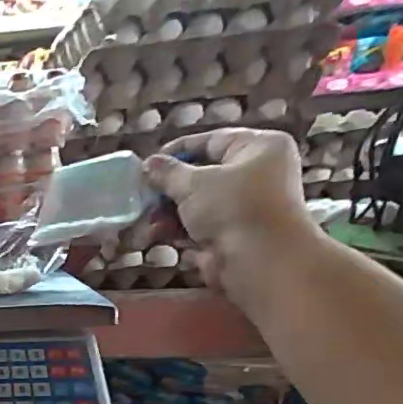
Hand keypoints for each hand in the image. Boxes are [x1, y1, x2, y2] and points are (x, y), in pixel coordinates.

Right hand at [143, 130, 320, 284]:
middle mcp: (256, 176)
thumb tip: (147, 164)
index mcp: (258, 148)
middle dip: (169, 190)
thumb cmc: (232, 208)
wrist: (259, 262)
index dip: (178, 151)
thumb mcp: (194, 184)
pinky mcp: (232, 238)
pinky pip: (200, 229)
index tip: (150, 163)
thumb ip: (167, 173)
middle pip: (203, 177)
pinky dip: (179, 232)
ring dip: (169, 215)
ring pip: (198, 206)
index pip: (212, 141)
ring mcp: (244, 210)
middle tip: (143, 197)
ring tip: (147, 222)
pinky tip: (157, 236)